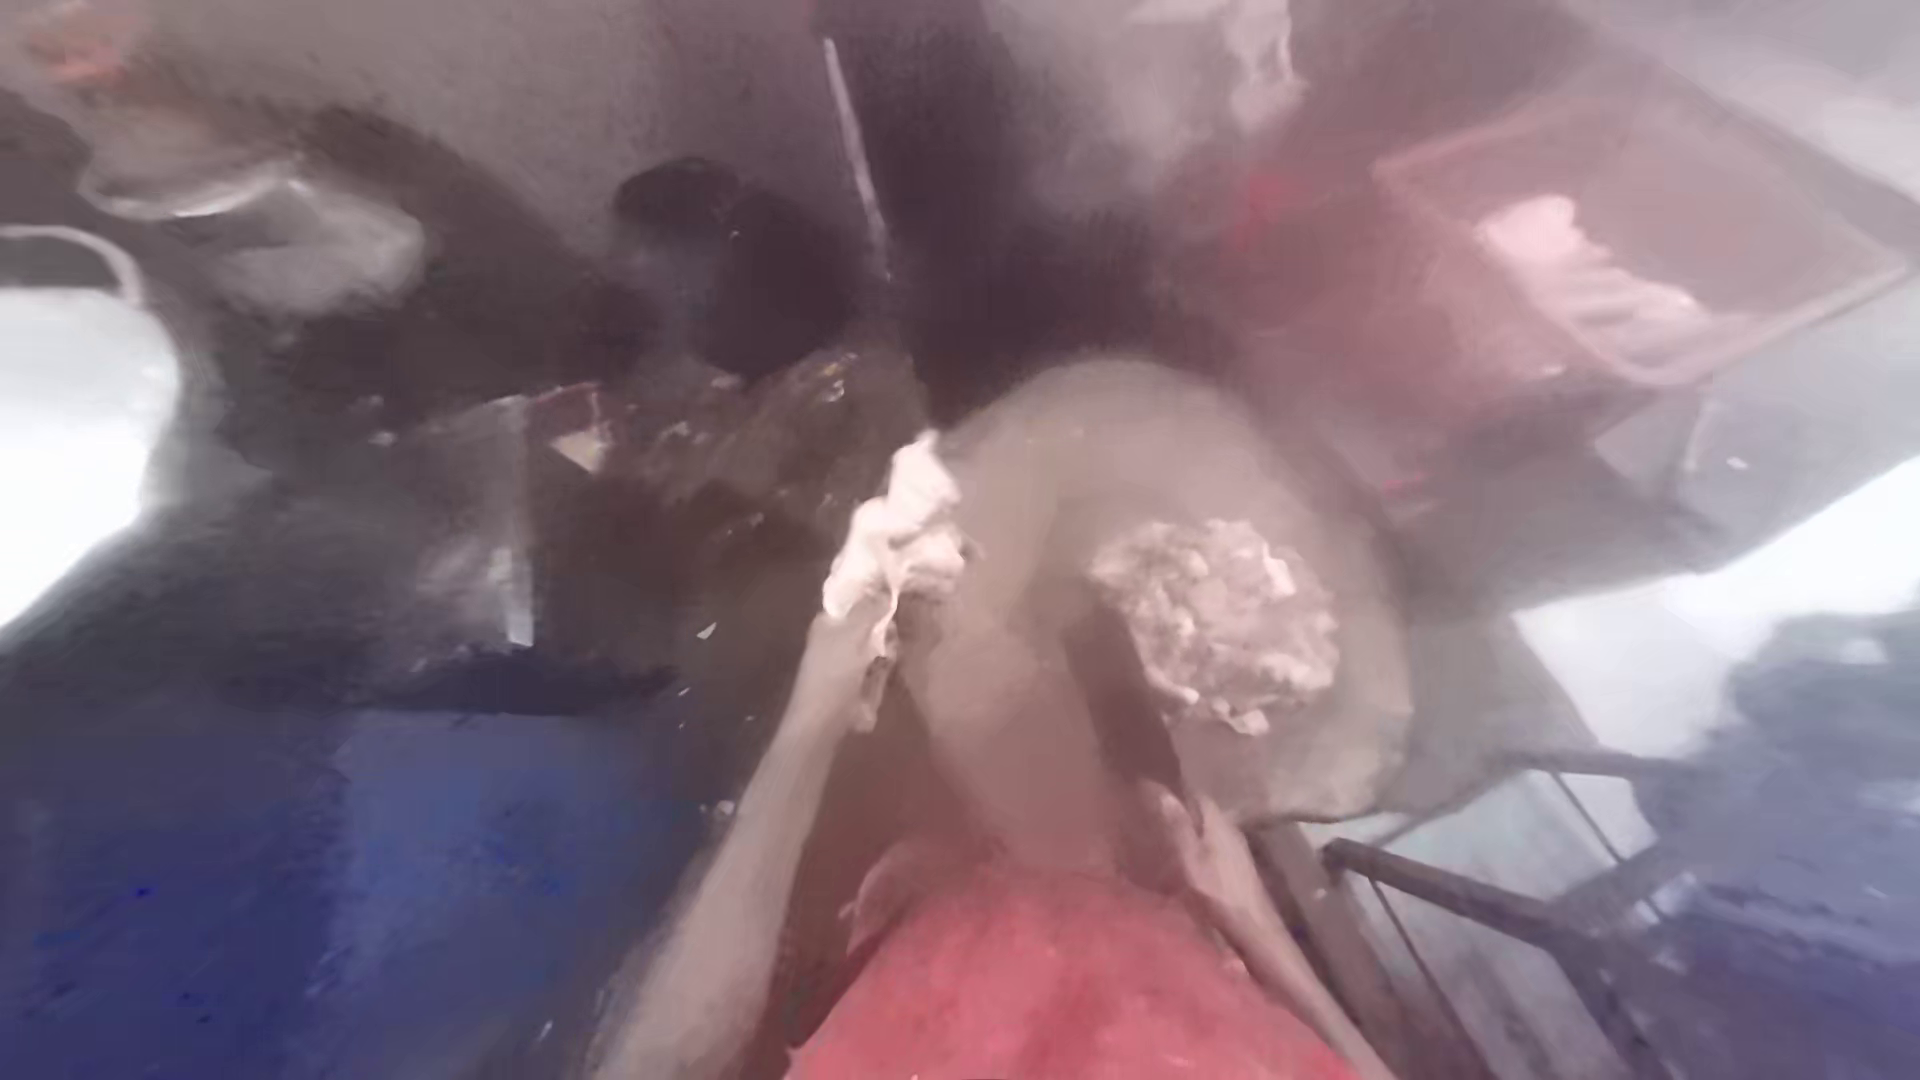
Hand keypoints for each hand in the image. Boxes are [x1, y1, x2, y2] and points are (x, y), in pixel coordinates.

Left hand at [785, 594, 891, 738]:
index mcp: (828, 622)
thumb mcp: (852, 633)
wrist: (825, 721)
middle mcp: (838, 638)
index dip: (873, 594)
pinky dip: (885, 667)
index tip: (895, 593)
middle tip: (893, 632)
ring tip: (888, 656)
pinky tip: (886, 671)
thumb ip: (870, 608)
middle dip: (885, 626)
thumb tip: (886, 586)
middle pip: (870, 622)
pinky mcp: (862, 681)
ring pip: (879, 643)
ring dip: (888, 647)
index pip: (853, 599)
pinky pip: (880, 665)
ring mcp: (850, 661)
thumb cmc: (833, 672)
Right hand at [1145, 781, 1273, 928]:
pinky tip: (1189, 851)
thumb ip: (1178, 826)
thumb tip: (1164, 792)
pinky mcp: (1239, 864)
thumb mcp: (1190, 858)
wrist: (1254, 929)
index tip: (1157, 785)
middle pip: (1204, 808)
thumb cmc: (1217, 891)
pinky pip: (1214, 840)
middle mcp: (1230, 828)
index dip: (1178, 788)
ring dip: (1192, 823)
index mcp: (1217, 822)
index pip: (1197, 793)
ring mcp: (1237, 847)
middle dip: (1184, 805)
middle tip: (1158, 806)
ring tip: (1169, 827)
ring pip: (1210, 825)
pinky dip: (1200, 840)